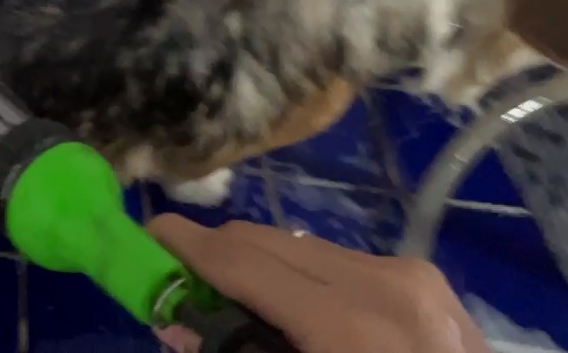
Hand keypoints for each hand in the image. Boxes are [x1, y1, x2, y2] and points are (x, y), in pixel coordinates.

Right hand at [147, 217, 492, 352]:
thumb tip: (174, 320)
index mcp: (353, 327)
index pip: (237, 258)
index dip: (179, 245)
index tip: (142, 241)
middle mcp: (382, 282)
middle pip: (259, 240)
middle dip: (212, 257)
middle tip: (183, 289)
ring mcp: (410, 275)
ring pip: (294, 244)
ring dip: (258, 267)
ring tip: (247, 309)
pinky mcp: (425, 277)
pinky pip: (334, 258)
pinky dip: (302, 276)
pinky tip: (302, 313)